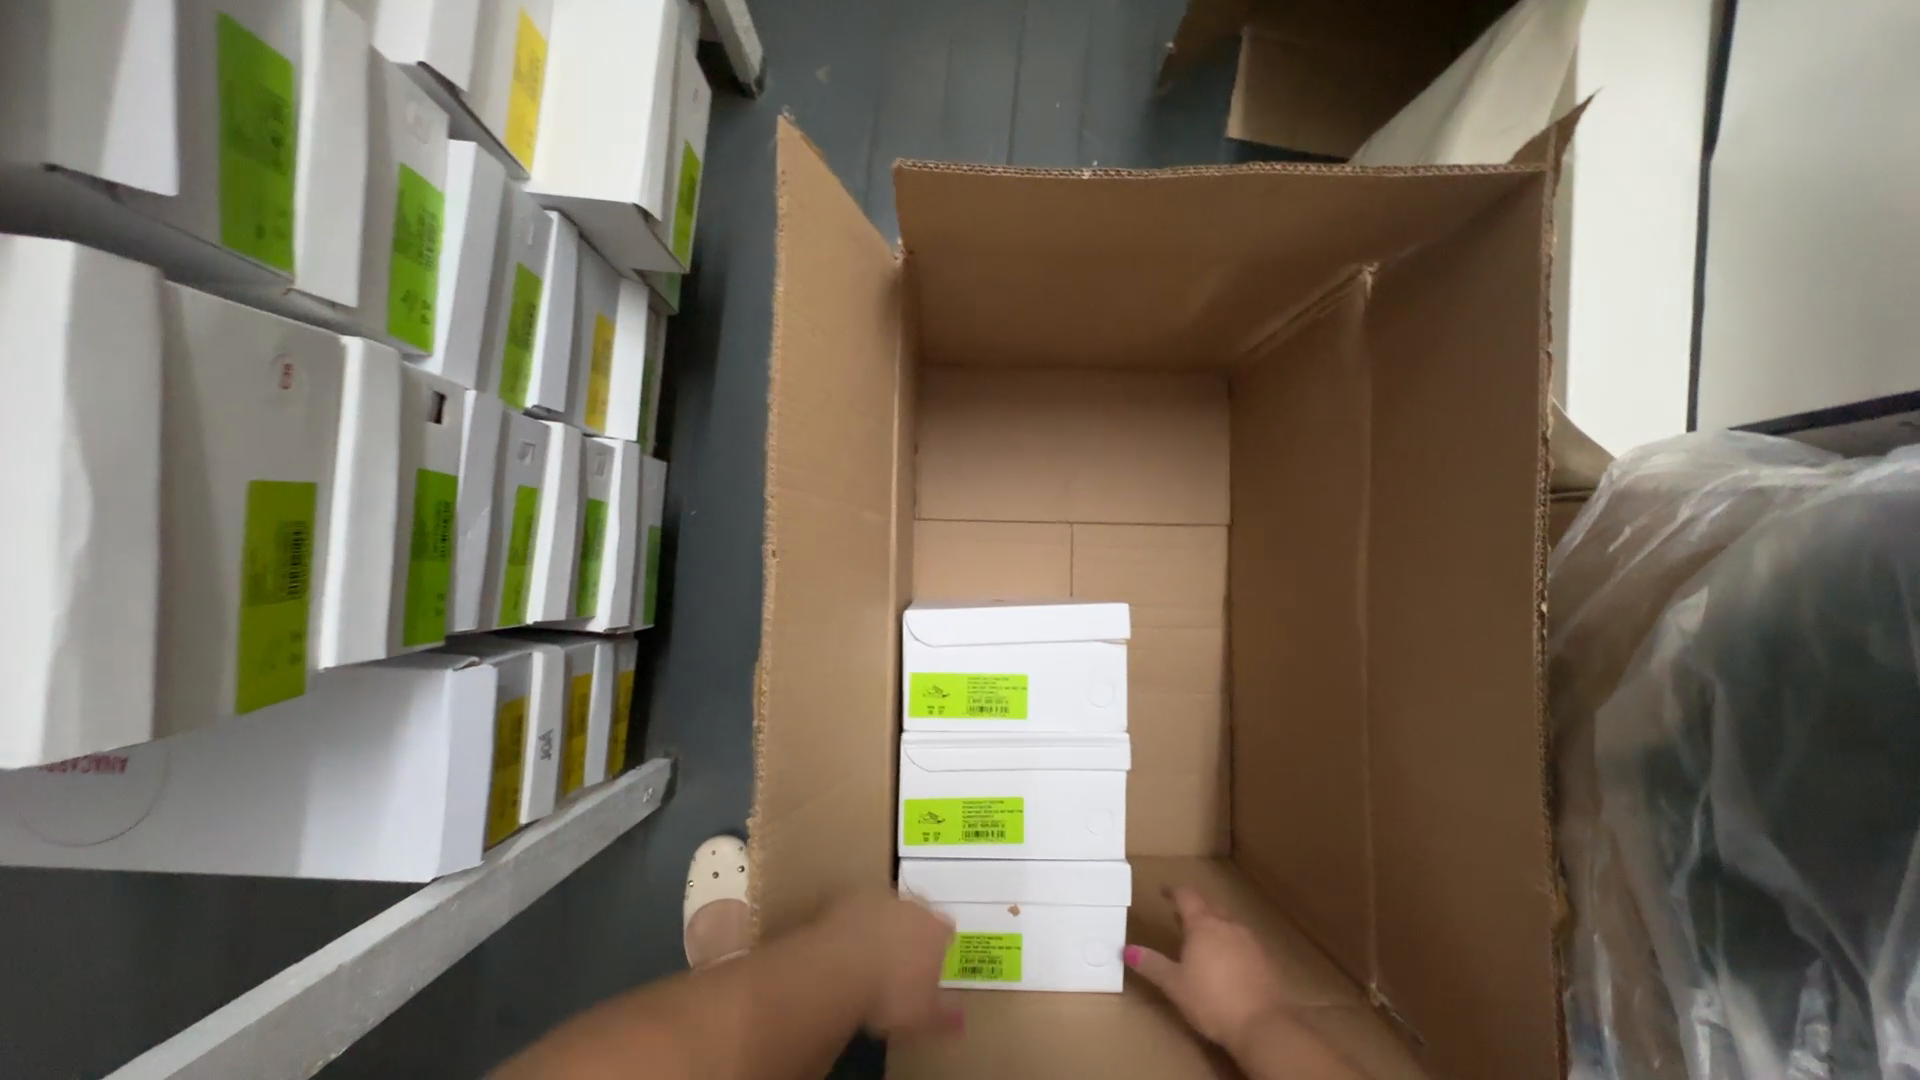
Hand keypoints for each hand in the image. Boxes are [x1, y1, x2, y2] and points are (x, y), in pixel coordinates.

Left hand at [817, 889, 958, 1035]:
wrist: (839, 972)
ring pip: (884, 906)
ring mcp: (876, 899)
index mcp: (935, 930)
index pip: (946, 930)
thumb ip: (944, 1017)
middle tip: (899, 955)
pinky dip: (851, 922)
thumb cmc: (889, 996)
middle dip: (911, 928)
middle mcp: (910, 907)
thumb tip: (961, 1021)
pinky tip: (842, 944)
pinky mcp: (845, 900)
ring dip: (880, 922)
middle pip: (917, 911)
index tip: (931, 963)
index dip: (939, 944)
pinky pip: (853, 908)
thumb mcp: (922, 1018)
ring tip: (868, 950)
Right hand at [1124, 887, 1290, 1050]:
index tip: (1164, 890)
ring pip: (1228, 924)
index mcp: (1203, 925)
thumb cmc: (1212, 1000)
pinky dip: (1230, 944)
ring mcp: (1249, 941)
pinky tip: (1227, 964)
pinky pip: (1243, 942)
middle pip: (1209, 907)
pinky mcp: (1264, 960)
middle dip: (1195, 909)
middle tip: (1180, 918)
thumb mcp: (1174, 984)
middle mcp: (1227, 926)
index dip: (1174, 891)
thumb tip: (1126, 949)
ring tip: (1203, 941)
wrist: (1263, 1024)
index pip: (1186, 896)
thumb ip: (1151, 964)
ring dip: (1214, 926)